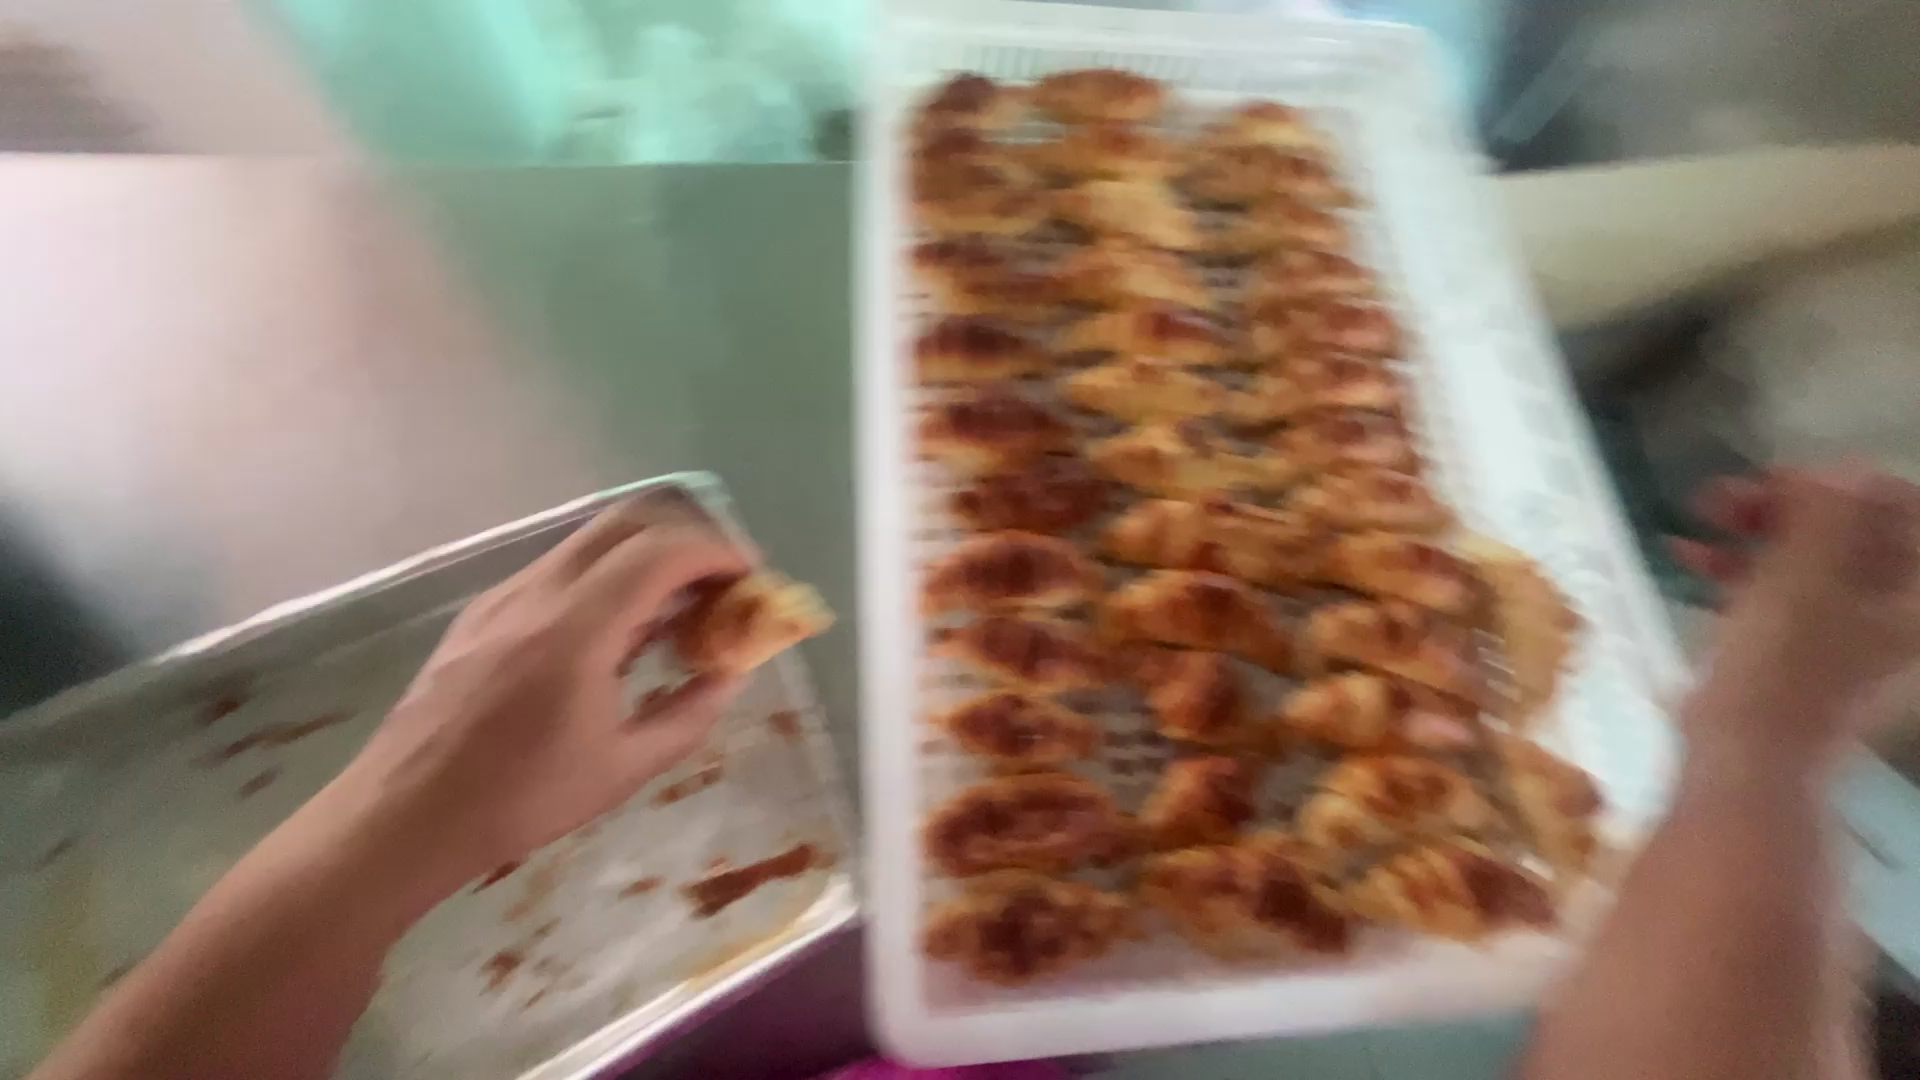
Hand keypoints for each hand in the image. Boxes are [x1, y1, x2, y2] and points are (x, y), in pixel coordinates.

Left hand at [312, 500, 751, 903]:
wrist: (398, 821)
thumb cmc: (519, 801)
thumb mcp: (625, 768)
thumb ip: (690, 713)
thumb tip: (732, 673)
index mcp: (576, 630)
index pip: (661, 552)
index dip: (717, 552)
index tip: (750, 577)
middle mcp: (538, 592)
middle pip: (629, 521)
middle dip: (689, 537)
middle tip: (722, 577)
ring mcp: (505, 595)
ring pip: (594, 537)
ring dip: (650, 553)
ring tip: (681, 604)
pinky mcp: (485, 610)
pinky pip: (565, 566)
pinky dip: (612, 573)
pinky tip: (622, 628)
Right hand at [1671, 463, 1919, 766]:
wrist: (1747, 751)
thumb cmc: (1782, 668)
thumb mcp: (1801, 585)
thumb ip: (1827, 522)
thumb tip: (1842, 468)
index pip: (1903, 512)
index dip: (1840, 487)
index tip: (1773, 479)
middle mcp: (1903, 610)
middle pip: (1855, 533)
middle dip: (1788, 508)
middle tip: (1723, 497)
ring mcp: (1855, 630)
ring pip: (1811, 559)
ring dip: (1754, 534)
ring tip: (1697, 519)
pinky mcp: (1805, 646)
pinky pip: (1782, 591)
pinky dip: (1738, 569)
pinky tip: (1684, 555)